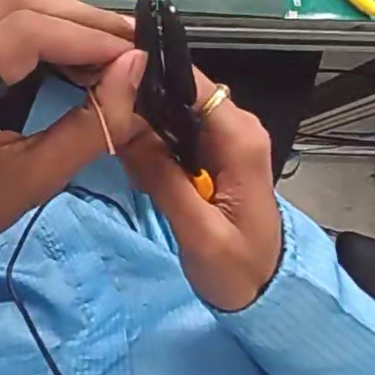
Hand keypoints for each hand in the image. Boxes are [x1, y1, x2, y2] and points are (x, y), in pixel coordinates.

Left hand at [0, 0, 142, 281]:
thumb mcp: (36, 180)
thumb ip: (91, 124)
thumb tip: (134, 66)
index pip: (19, 36)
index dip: (82, 36)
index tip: (131, 52)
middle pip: (12, 7)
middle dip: (79, 20)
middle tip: (128, 43)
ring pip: (5, 7)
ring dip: (63, 20)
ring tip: (110, 46)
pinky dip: (42, 29)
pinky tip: (75, 49)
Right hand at [116, 70, 283, 310]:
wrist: (267, 297)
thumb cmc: (240, 270)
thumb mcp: (198, 231)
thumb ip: (162, 176)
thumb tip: (121, 125)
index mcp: (240, 138)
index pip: (190, 83)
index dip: (148, 78)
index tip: (109, 88)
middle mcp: (236, 127)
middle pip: (177, 90)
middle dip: (139, 104)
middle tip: (107, 127)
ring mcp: (224, 138)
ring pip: (171, 109)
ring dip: (142, 124)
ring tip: (119, 146)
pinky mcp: (212, 151)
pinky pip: (173, 129)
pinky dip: (151, 141)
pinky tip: (136, 160)